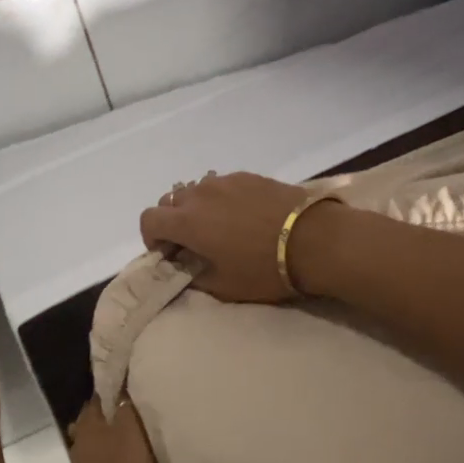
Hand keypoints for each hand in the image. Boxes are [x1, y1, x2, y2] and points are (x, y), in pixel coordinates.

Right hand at [139, 171, 311, 302]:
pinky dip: (221, 199)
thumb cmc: (264, 269)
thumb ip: (195, 274)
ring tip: (220, 228)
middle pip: (170, 202)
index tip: (169, 254)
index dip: (152, 238)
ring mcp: (225, 181)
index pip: (148, 219)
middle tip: (193, 243)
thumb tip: (186, 265)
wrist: (315, 240)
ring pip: (196, 191)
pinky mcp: (248, 176)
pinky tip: (243, 216)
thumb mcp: (224, 285)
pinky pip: (221, 185)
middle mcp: (199, 195)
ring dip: (197, 208)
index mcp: (187, 222)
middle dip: (173, 222)